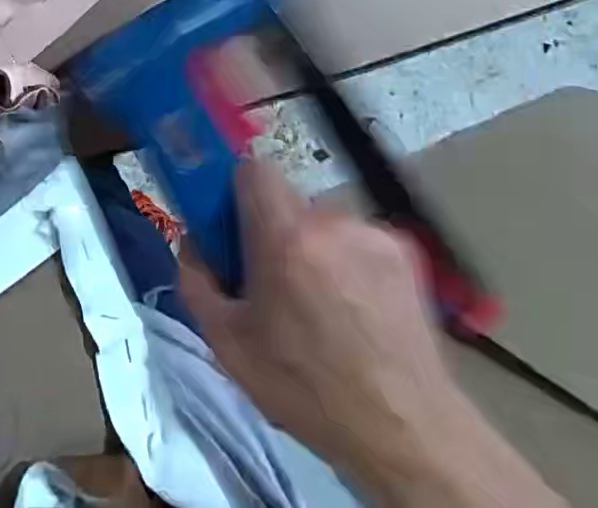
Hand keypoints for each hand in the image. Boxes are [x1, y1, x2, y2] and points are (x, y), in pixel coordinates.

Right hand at [180, 159, 563, 507]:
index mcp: (285, 237)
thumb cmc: (305, 388)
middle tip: (275, 280)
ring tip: (322, 304)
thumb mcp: (229, 344)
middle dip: (275, 230)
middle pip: (288, 202)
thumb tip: (193, 241)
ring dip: (313, 247)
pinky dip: (349, 260)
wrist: (402, 426)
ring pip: (324, 222)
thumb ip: (197, 280)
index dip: (239, 190)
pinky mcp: (404, 247)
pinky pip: (358, 238)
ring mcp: (373, 231)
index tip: (235, 225)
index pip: (254, 170)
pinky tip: (357, 308)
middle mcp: (331, 220)